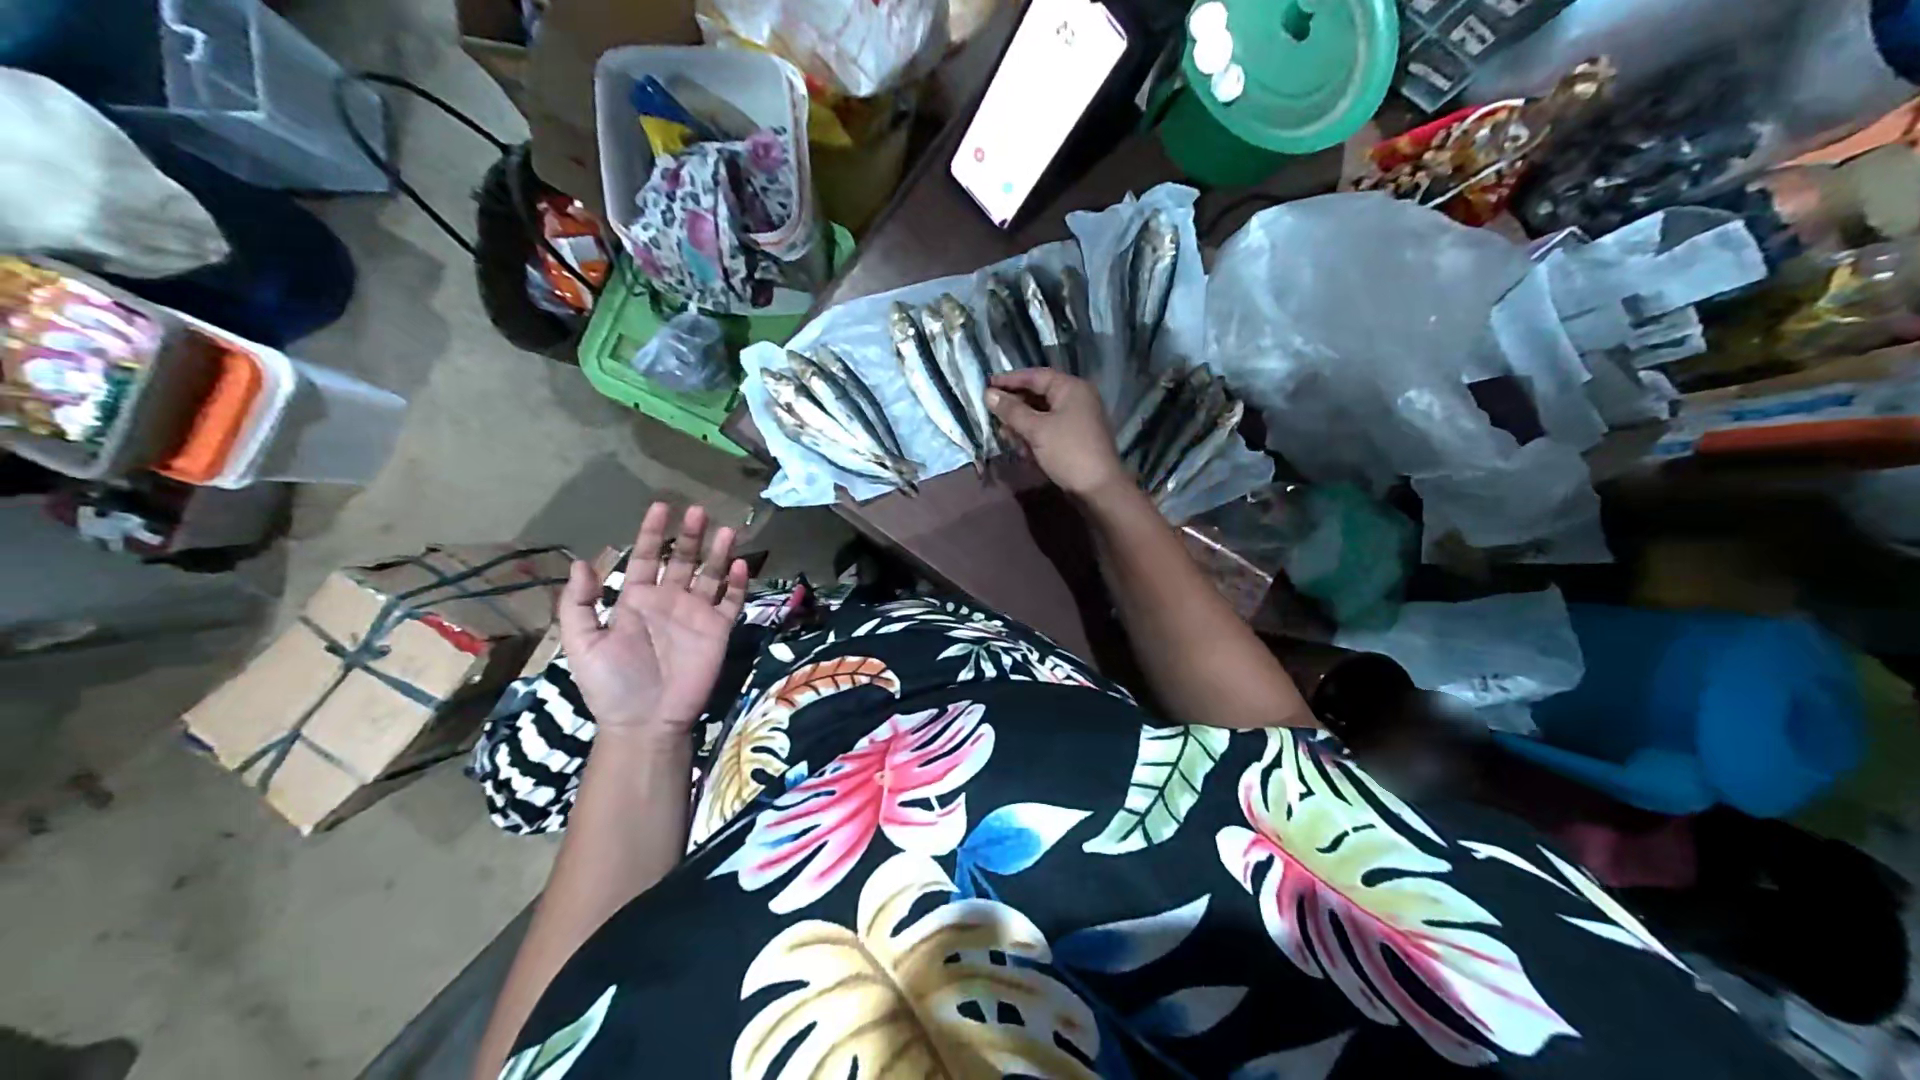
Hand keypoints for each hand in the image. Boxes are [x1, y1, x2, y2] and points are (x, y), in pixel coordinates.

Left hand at [556, 503, 748, 736]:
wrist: (644, 722)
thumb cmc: (611, 685)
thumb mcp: (583, 644)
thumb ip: (580, 604)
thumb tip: (582, 562)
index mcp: (637, 600)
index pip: (648, 557)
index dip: (653, 532)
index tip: (661, 506)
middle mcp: (669, 600)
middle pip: (684, 559)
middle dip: (691, 535)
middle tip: (698, 510)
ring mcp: (696, 614)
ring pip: (712, 574)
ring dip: (719, 552)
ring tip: (727, 530)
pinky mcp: (718, 631)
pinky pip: (732, 602)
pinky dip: (738, 583)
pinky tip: (741, 564)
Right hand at [987, 369, 1129, 498]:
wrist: (1098, 488)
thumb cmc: (1068, 451)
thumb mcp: (1036, 429)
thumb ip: (1011, 410)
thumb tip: (988, 394)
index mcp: (1071, 388)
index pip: (1035, 376)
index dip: (1010, 379)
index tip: (987, 384)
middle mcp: (1076, 399)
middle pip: (1038, 395)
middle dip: (1014, 405)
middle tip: (991, 412)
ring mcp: (1076, 419)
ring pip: (1041, 414)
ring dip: (1021, 423)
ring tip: (1003, 433)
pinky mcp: (1074, 438)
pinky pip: (1048, 429)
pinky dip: (1033, 435)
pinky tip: (1020, 446)